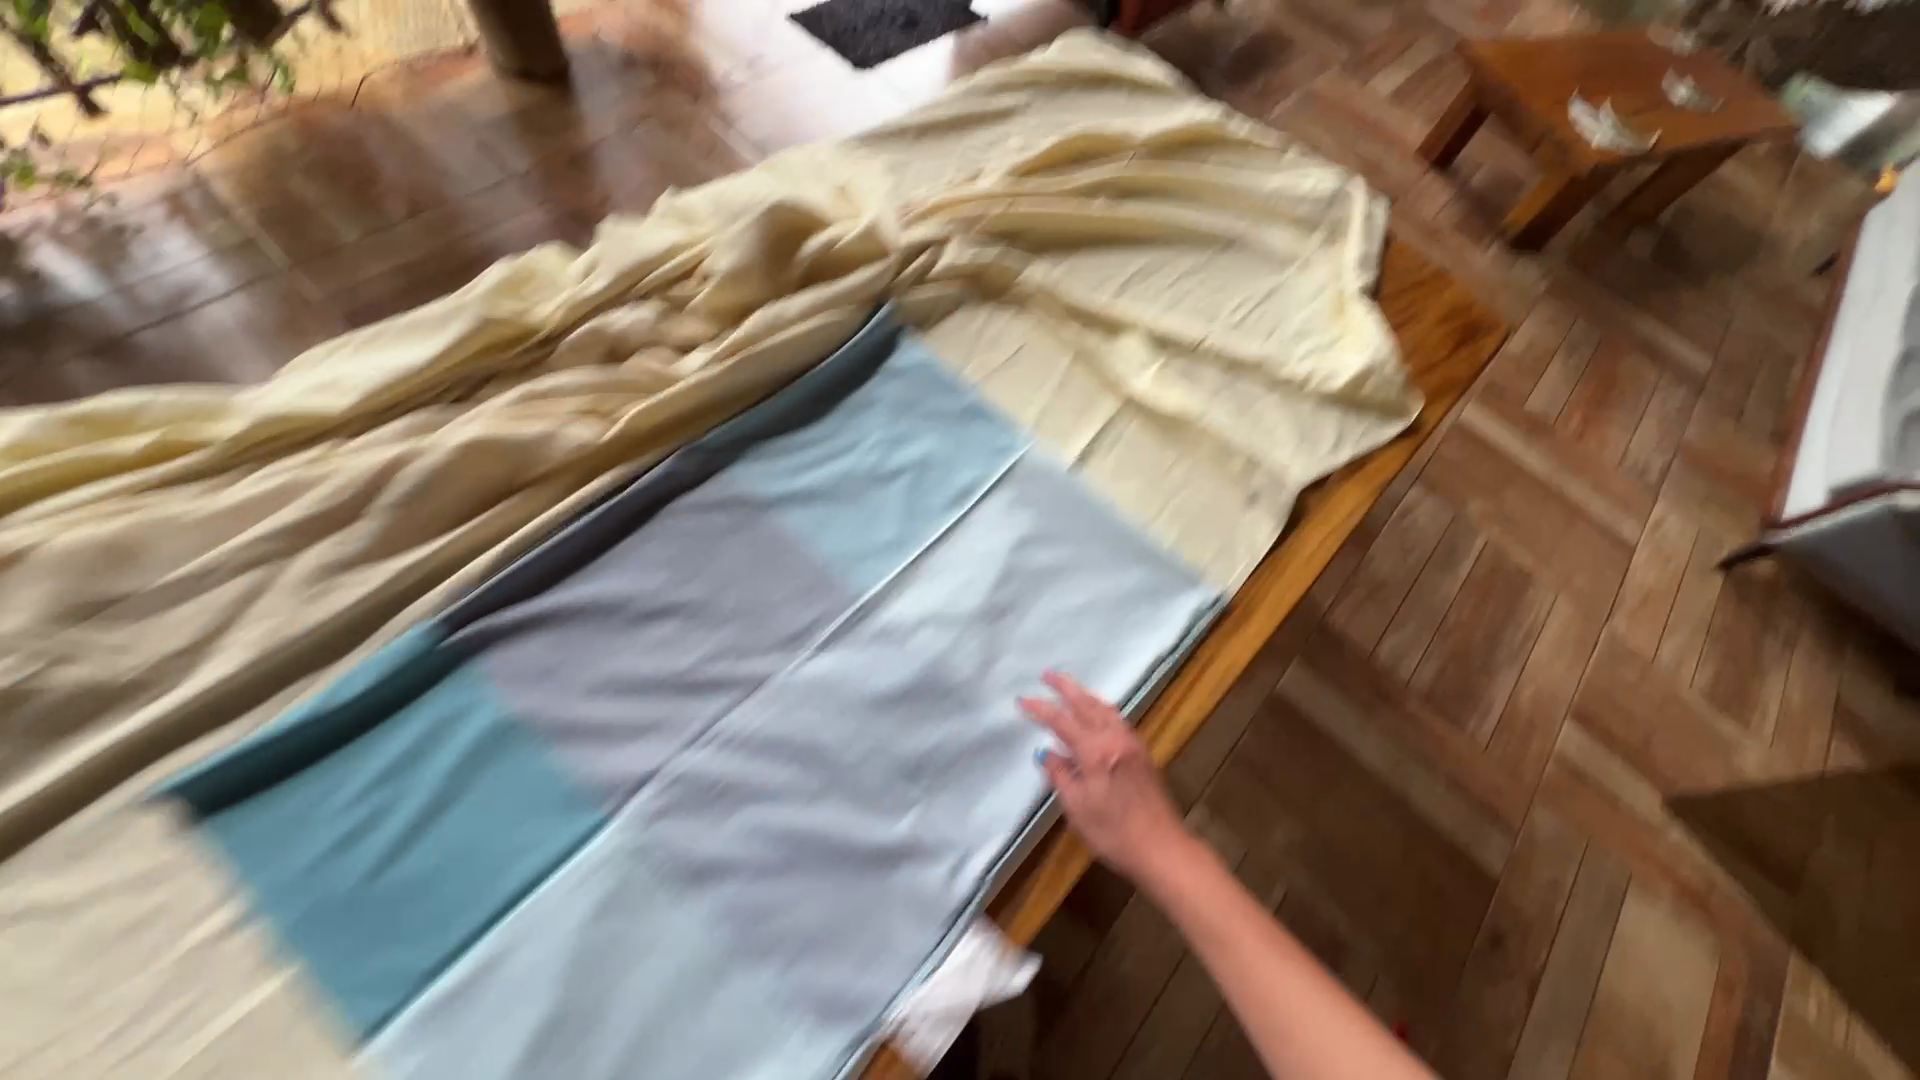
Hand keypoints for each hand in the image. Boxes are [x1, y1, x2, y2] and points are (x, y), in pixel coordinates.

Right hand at [1020, 671, 1194, 884]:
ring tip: (1070, 688)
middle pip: (1087, 705)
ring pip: (1106, 709)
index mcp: (1096, 752)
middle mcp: (1115, 740)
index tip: (1021, 699)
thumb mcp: (1077, 808)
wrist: (1162, 849)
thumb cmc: (1114, 834)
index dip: (1040, 709)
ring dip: (1085, 695)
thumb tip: (1046, 753)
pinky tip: (1096, 713)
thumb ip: (1060, 775)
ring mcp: (1132, 745)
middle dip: (1066, 688)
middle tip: (1048, 674)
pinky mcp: (1142, 754)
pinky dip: (1101, 708)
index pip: (1062, 721)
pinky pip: (1117, 719)